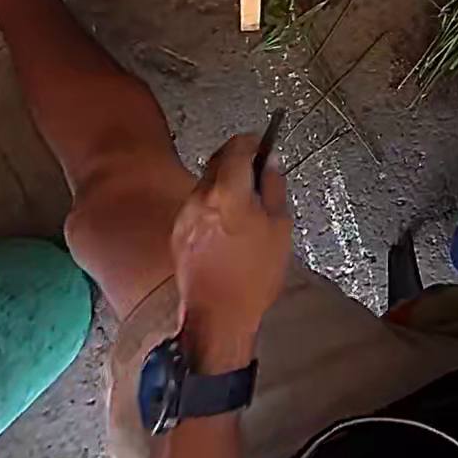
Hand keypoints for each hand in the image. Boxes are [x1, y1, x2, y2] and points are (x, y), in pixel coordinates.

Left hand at [171, 133, 293, 372]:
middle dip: (238, 158)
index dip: (253, 141)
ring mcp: (186, 214)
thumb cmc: (254, 276)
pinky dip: (213, 201)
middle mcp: (202, 197)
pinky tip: (228, 221)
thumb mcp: (279, 227)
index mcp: (229, 193)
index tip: (263, 144)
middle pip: (218, 159)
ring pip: (207, 181)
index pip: (238, 147)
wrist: (219, 316)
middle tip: (257, 168)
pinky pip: (198, 202)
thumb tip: (271, 163)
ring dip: (225, 180)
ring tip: (246, 200)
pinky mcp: (178, 230)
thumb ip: (273, 187)